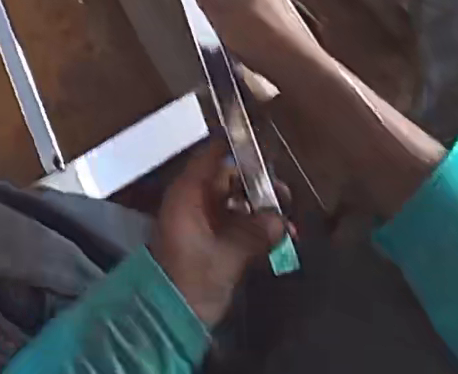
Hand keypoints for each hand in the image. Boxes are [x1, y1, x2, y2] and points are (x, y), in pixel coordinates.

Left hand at [150, 140, 288, 324]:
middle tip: (286, 193)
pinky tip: (280, 237)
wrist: (170, 314)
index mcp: (188, 192)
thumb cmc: (190, 276)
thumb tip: (279, 218)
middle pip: (226, 178)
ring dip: (259, 208)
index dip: (235, 147)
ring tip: (288, 219)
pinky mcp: (210, 238)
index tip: (261, 142)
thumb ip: (251, 234)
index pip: (211, 157)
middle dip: (256, 184)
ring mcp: (201, 218)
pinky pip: (235, 222)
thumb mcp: (224, 256)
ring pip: (234, 201)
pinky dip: (254, 226)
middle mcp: (193, 198)